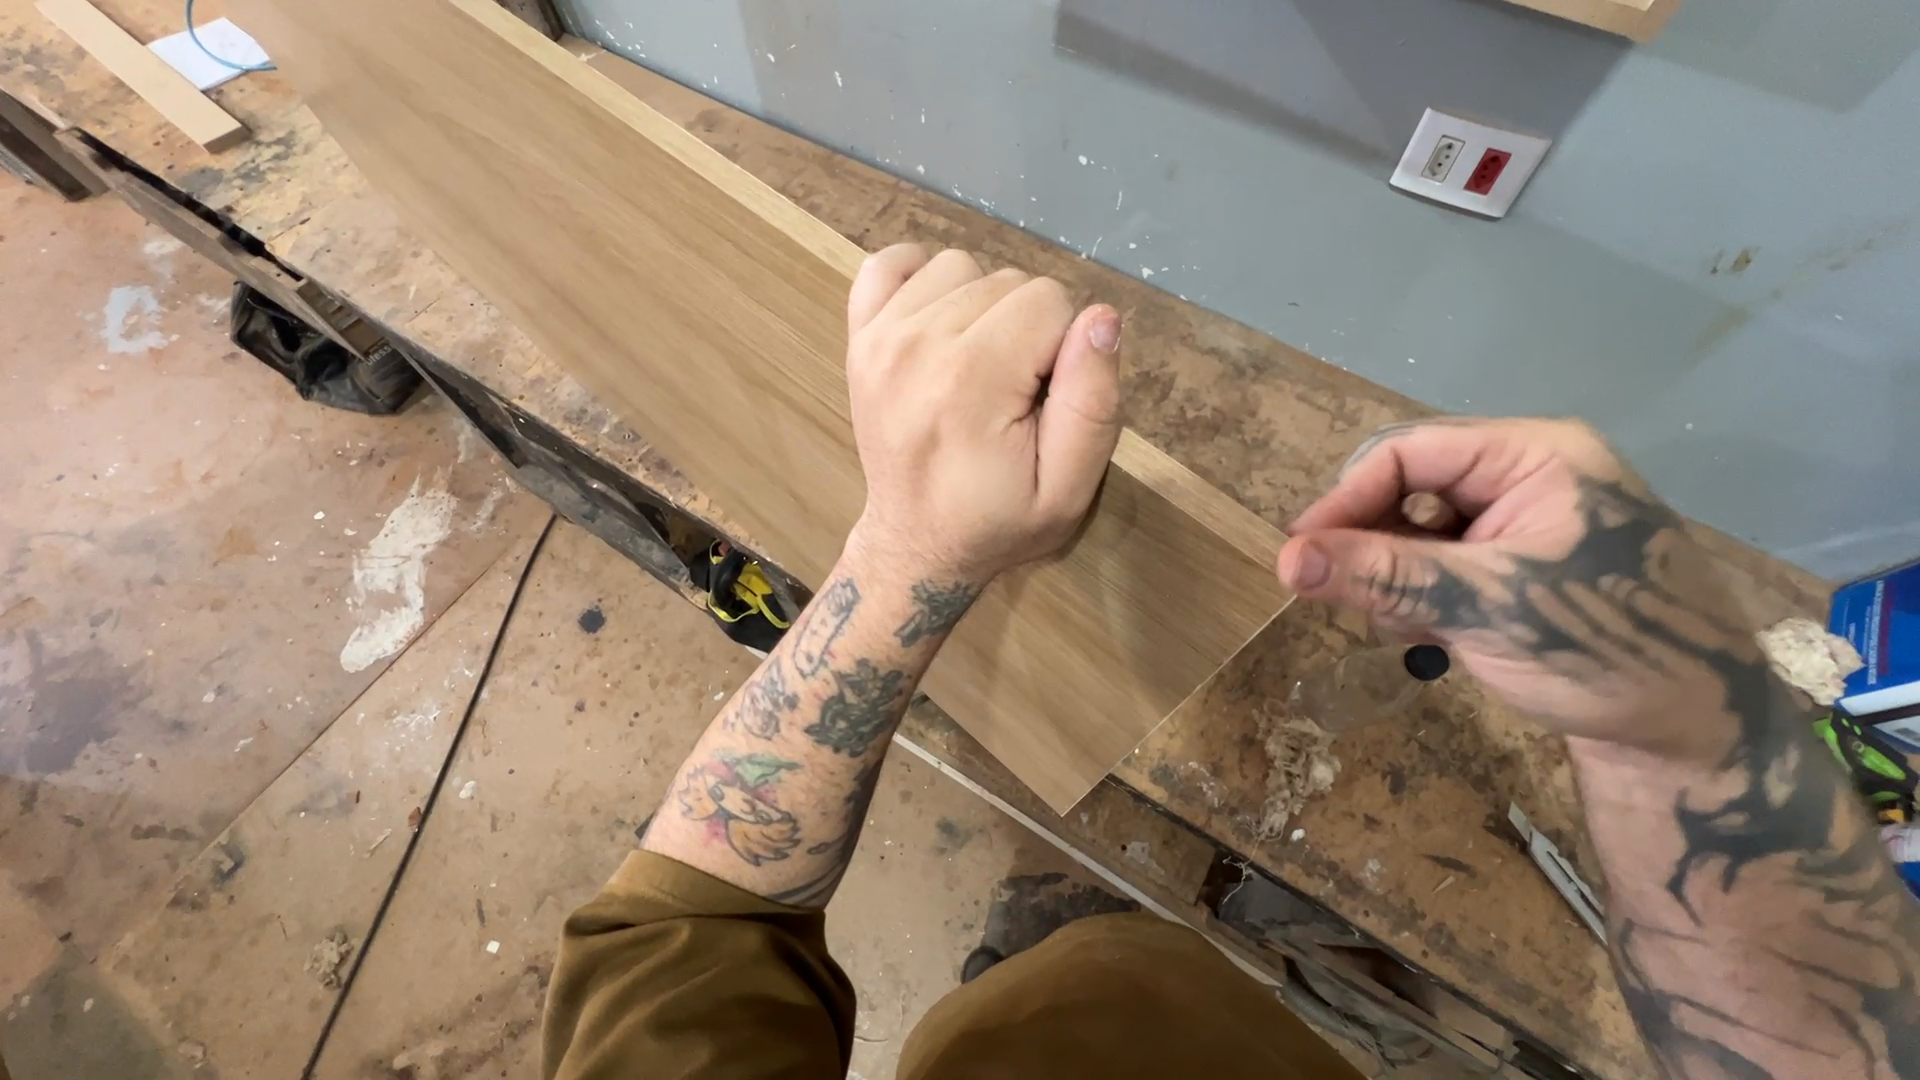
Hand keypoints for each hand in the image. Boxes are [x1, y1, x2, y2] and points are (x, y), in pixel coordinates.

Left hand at [842, 245, 1122, 583]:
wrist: (916, 543)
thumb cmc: (997, 522)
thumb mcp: (1067, 490)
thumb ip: (1094, 406)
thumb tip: (1100, 318)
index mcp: (971, 381)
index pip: (1052, 302)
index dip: (1065, 350)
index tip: (1043, 401)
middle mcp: (917, 344)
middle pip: (1010, 281)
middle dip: (1028, 331)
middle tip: (1012, 395)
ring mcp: (879, 336)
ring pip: (964, 267)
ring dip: (983, 308)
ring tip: (978, 367)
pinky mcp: (858, 336)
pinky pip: (893, 263)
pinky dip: (923, 281)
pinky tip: (938, 325)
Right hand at [1277, 417, 1755, 758]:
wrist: (1686, 736)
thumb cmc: (1602, 651)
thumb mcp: (1484, 606)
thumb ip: (1383, 574)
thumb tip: (1285, 561)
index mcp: (1534, 456)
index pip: (1406, 453)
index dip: (1345, 500)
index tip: (1300, 556)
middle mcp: (1521, 474)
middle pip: (1403, 487)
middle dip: (1370, 545)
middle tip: (1345, 594)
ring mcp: (1513, 519)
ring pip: (1407, 528)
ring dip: (1388, 576)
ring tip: (1409, 626)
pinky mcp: (1504, 561)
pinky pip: (1427, 560)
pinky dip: (1410, 594)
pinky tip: (1429, 633)